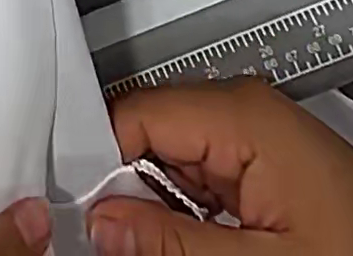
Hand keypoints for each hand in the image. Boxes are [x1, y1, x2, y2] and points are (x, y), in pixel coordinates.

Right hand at [88, 80, 352, 255]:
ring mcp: (254, 134)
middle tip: (123, 244)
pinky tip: (199, 246)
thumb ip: (174, 243)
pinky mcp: (264, 162)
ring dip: (160, 206)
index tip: (88, 215)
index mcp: (241, 113)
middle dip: (131, 188)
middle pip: (148, 132)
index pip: (133, 114)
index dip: (103, 162)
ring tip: (168, 247)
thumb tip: (103, 223)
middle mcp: (242, 110)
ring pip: (170, 157)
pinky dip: (188, 212)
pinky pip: (200, 175)